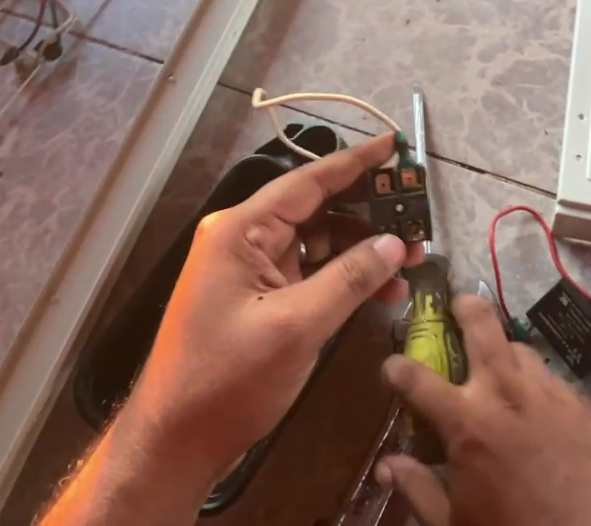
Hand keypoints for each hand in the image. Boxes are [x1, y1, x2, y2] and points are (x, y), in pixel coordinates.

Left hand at [43, 134, 421, 525]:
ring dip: (364, 249)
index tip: (393, 145)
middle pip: (318, 209)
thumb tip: (395, 243)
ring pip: (321, 242)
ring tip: (413, 255)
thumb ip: (349, 279)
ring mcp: (253, 269)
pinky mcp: (262, 297)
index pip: (308, 182)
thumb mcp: (296, 326)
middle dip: (368, 212)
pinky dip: (347, 278)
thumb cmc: (227, 380)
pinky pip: (313, 273)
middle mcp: (246, 239)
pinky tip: (385, 289)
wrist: (174, 445)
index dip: (355, 162)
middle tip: (416, 210)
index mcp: (242, 230)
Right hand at [377, 294, 590, 525]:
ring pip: (520, 349)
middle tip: (458, 301)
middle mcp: (507, 395)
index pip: (419, 381)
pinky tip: (535, 405)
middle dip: (466, 307)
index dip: (398, 369)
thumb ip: (419, 489)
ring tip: (498, 364)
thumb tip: (387, 464)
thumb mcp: (454, 525)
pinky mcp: (581, 406)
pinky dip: (535, 383)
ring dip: (503, 350)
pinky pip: (551, 379)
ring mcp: (549, 395)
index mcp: (468, 424)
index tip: (390, 365)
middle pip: (483, 327)